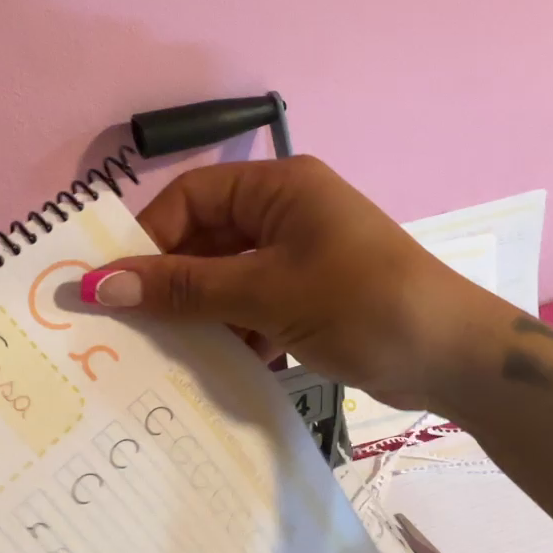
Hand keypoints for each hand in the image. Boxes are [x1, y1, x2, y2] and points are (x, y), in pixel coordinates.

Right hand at [87, 156, 513, 410]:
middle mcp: (288, 212)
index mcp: (279, 188)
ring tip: (168, 354)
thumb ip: (185, 288)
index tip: (116, 289)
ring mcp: (303, 255)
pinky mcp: (313, 295)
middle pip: (208, 238)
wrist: (451, 354)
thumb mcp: (267, 292)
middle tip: (132, 329)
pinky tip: (218, 364)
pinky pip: (256, 304)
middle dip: (174, 282)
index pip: (192, 198)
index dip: (151, 238)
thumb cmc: (360, 301)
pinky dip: (237, 330)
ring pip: (229, 277)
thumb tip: (100, 284)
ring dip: (203, 312)